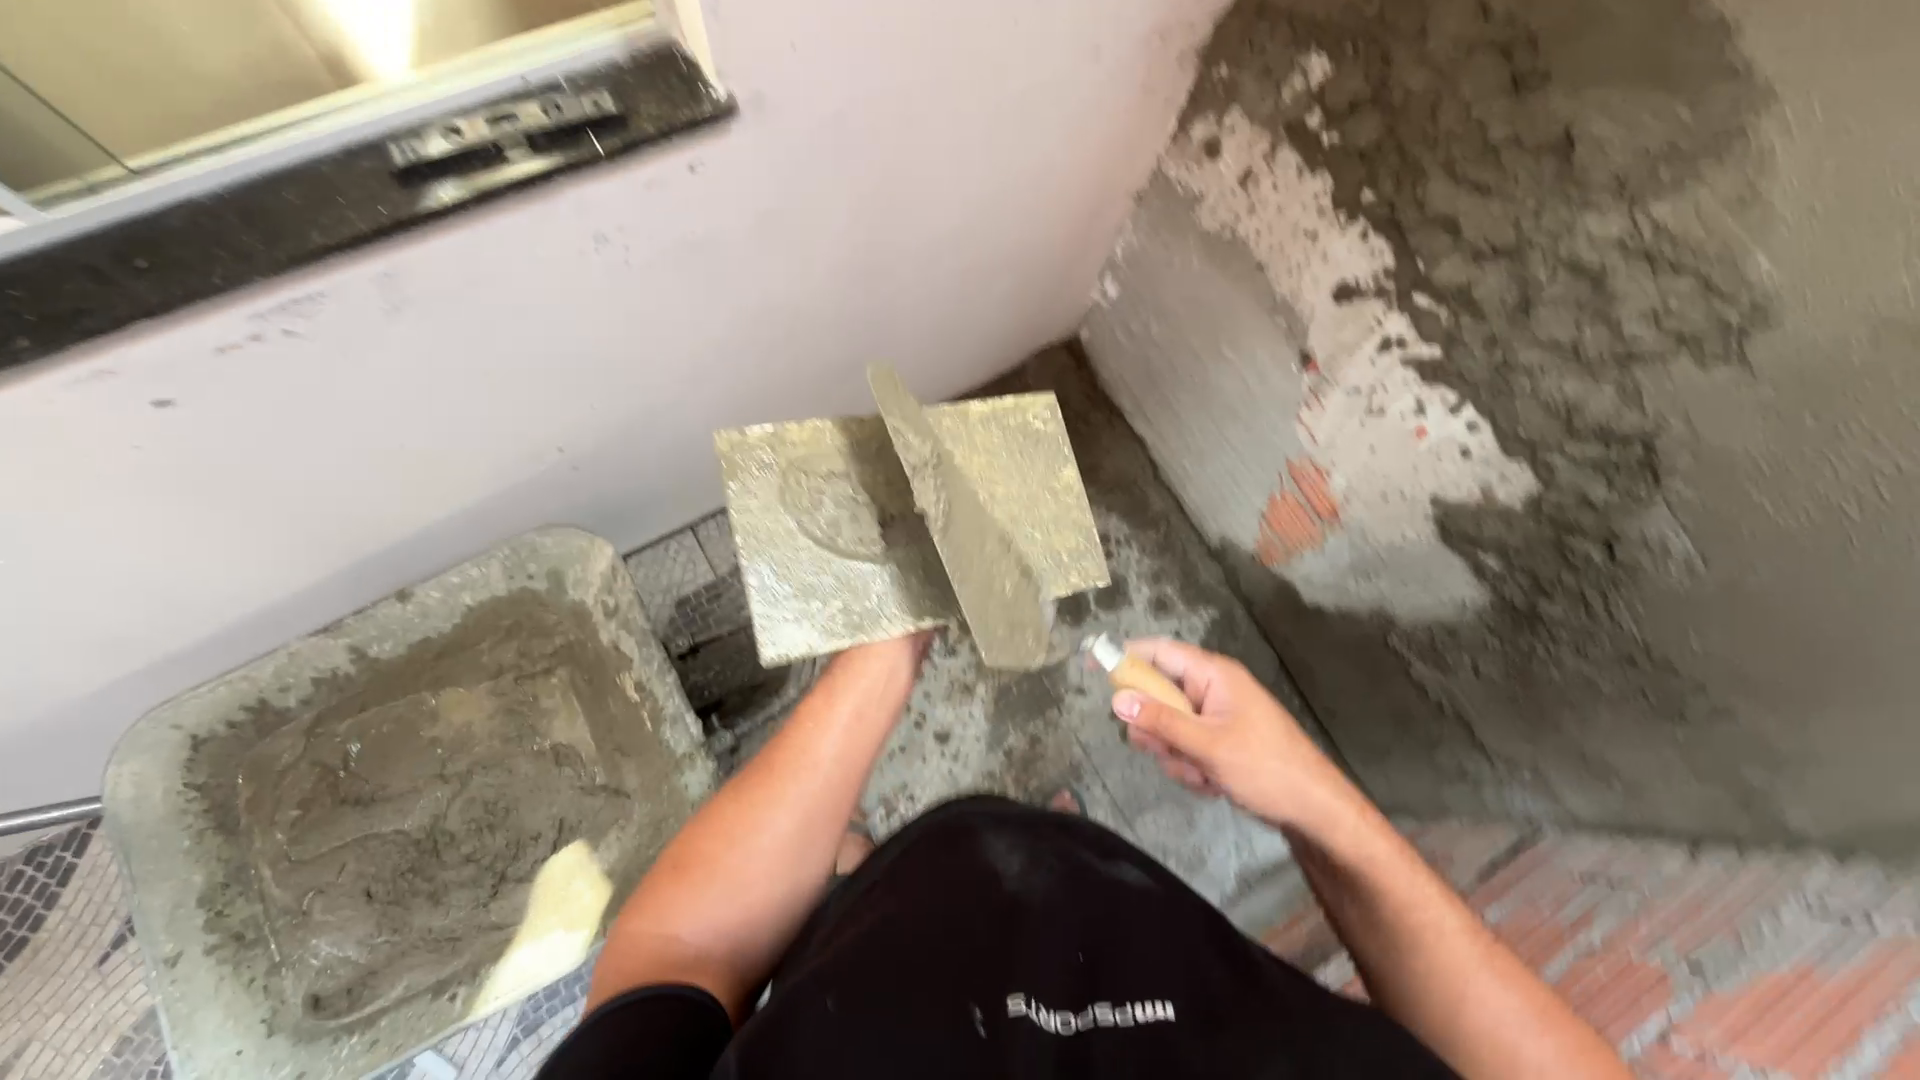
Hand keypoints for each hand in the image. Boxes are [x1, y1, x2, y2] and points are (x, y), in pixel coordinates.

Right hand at [1112, 638, 1353, 831]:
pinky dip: (1189, 767)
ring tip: (1202, 773)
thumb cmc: (1266, 767)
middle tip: (1167, 749)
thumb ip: (1161, 721)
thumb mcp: (1208, 745)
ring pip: (1166, 727)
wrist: (1312, 809)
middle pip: (1156, 695)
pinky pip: (1182, 747)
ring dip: (1175, 755)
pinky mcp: (1216, 741)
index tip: (1092, 667)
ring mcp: (1213, 717)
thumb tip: (1116, 699)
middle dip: (1156, 729)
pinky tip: (1212, 783)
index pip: (1159, 651)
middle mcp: (1211, 689)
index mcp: (1213, 675)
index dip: (1124, 656)